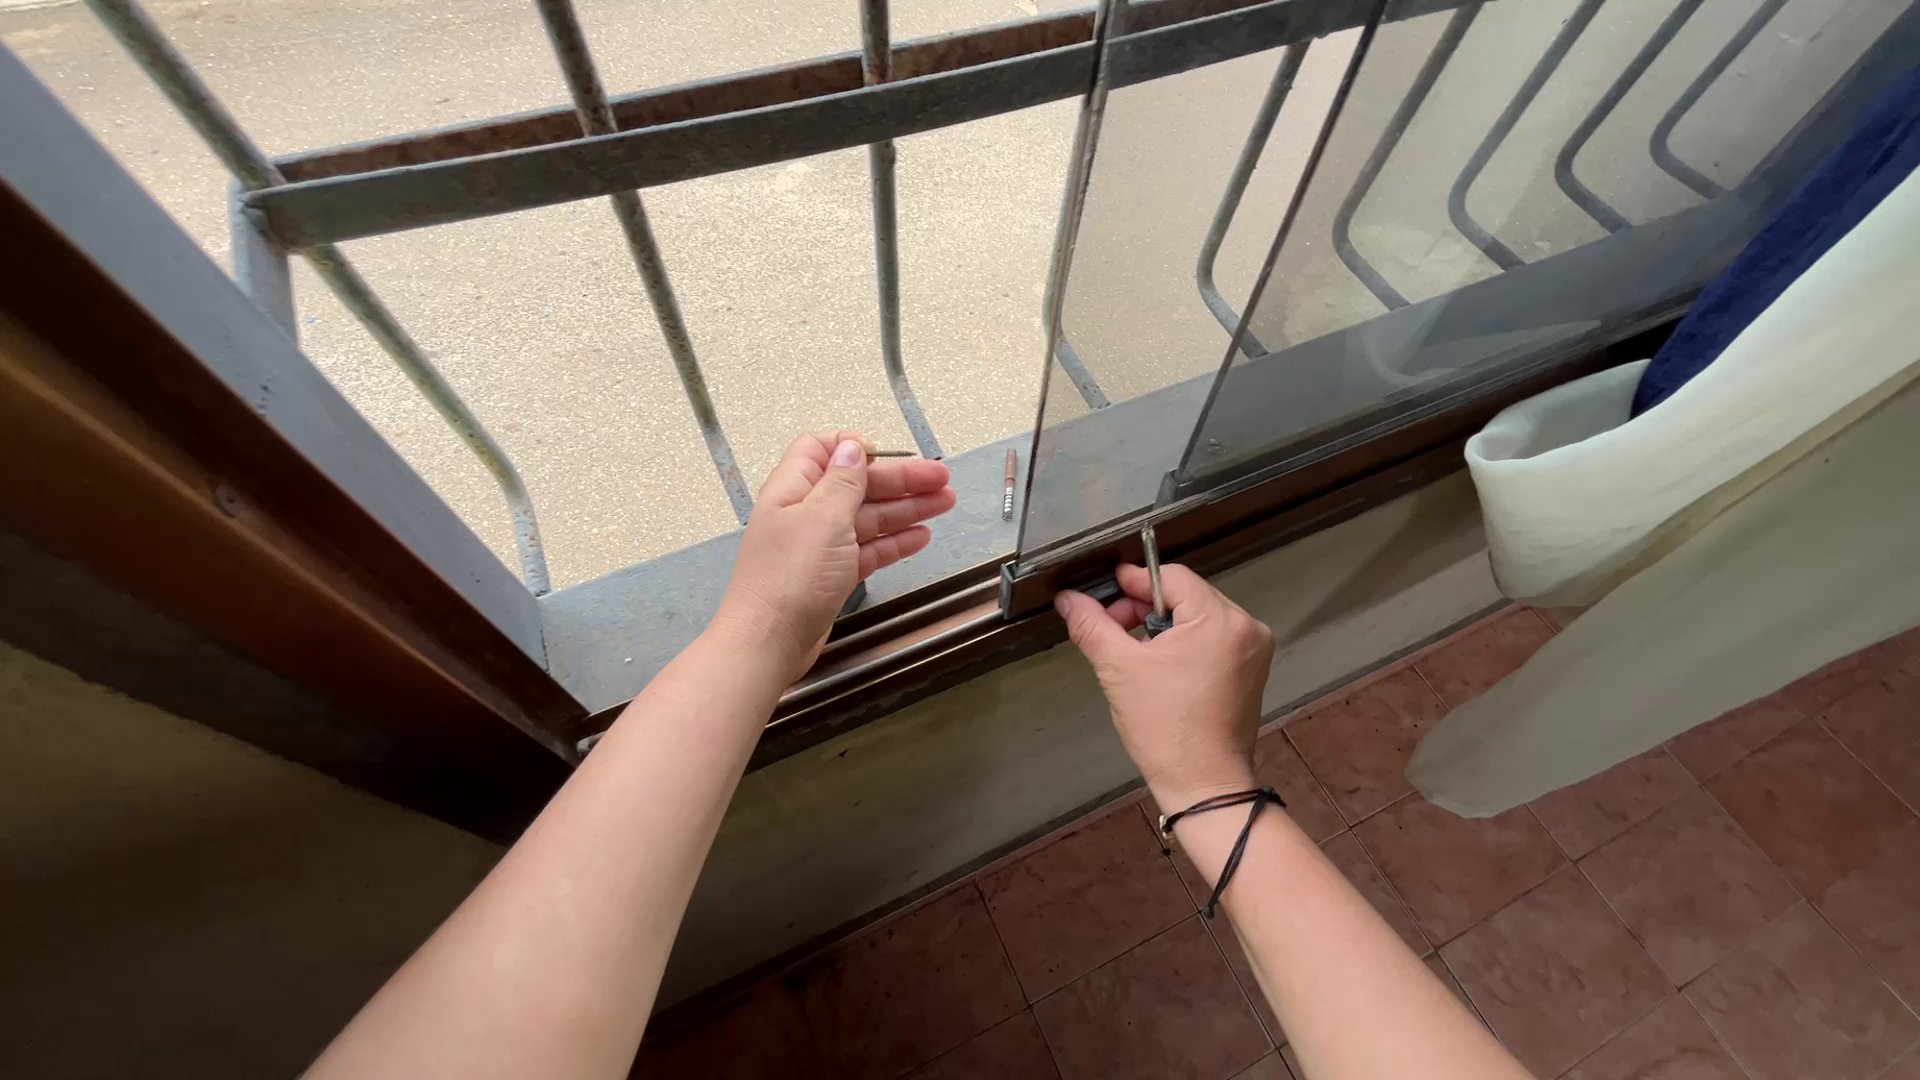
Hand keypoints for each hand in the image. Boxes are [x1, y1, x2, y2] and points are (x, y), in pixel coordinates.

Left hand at [713, 432, 955, 682]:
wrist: (770, 641)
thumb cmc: (793, 575)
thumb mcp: (822, 517)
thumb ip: (843, 480)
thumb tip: (853, 446)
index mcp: (794, 489)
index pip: (820, 450)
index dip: (853, 446)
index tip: (888, 454)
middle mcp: (806, 513)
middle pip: (858, 485)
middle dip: (900, 479)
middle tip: (942, 479)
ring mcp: (821, 546)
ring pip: (869, 518)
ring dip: (907, 508)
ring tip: (946, 503)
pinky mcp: (833, 576)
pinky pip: (869, 550)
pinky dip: (895, 542)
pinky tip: (922, 536)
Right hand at [1055, 563, 1274, 809]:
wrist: (1202, 784)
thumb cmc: (1166, 729)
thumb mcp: (1118, 668)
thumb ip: (1091, 624)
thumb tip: (1068, 599)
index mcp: (1219, 620)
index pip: (1171, 577)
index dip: (1133, 582)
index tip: (1106, 594)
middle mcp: (1245, 627)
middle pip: (1185, 594)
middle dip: (1145, 607)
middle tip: (1114, 628)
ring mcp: (1253, 648)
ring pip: (1197, 614)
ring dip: (1162, 624)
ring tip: (1135, 651)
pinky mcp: (1251, 667)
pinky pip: (1212, 636)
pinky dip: (1184, 641)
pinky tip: (1160, 664)